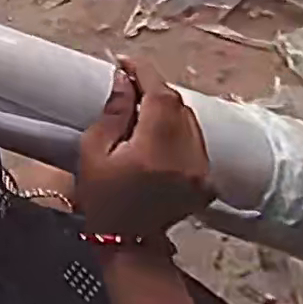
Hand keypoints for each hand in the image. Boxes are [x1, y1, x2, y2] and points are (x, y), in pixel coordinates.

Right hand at [75, 57, 214, 239]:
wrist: (128, 240)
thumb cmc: (101, 195)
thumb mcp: (94, 151)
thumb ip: (114, 114)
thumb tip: (123, 80)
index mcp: (157, 153)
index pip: (161, 98)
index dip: (145, 74)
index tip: (125, 62)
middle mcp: (188, 160)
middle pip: (178, 107)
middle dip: (154, 89)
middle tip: (127, 82)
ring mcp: (203, 171)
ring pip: (190, 121)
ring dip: (166, 107)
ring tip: (139, 104)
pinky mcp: (208, 180)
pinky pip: (195, 140)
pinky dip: (176, 127)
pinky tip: (154, 130)